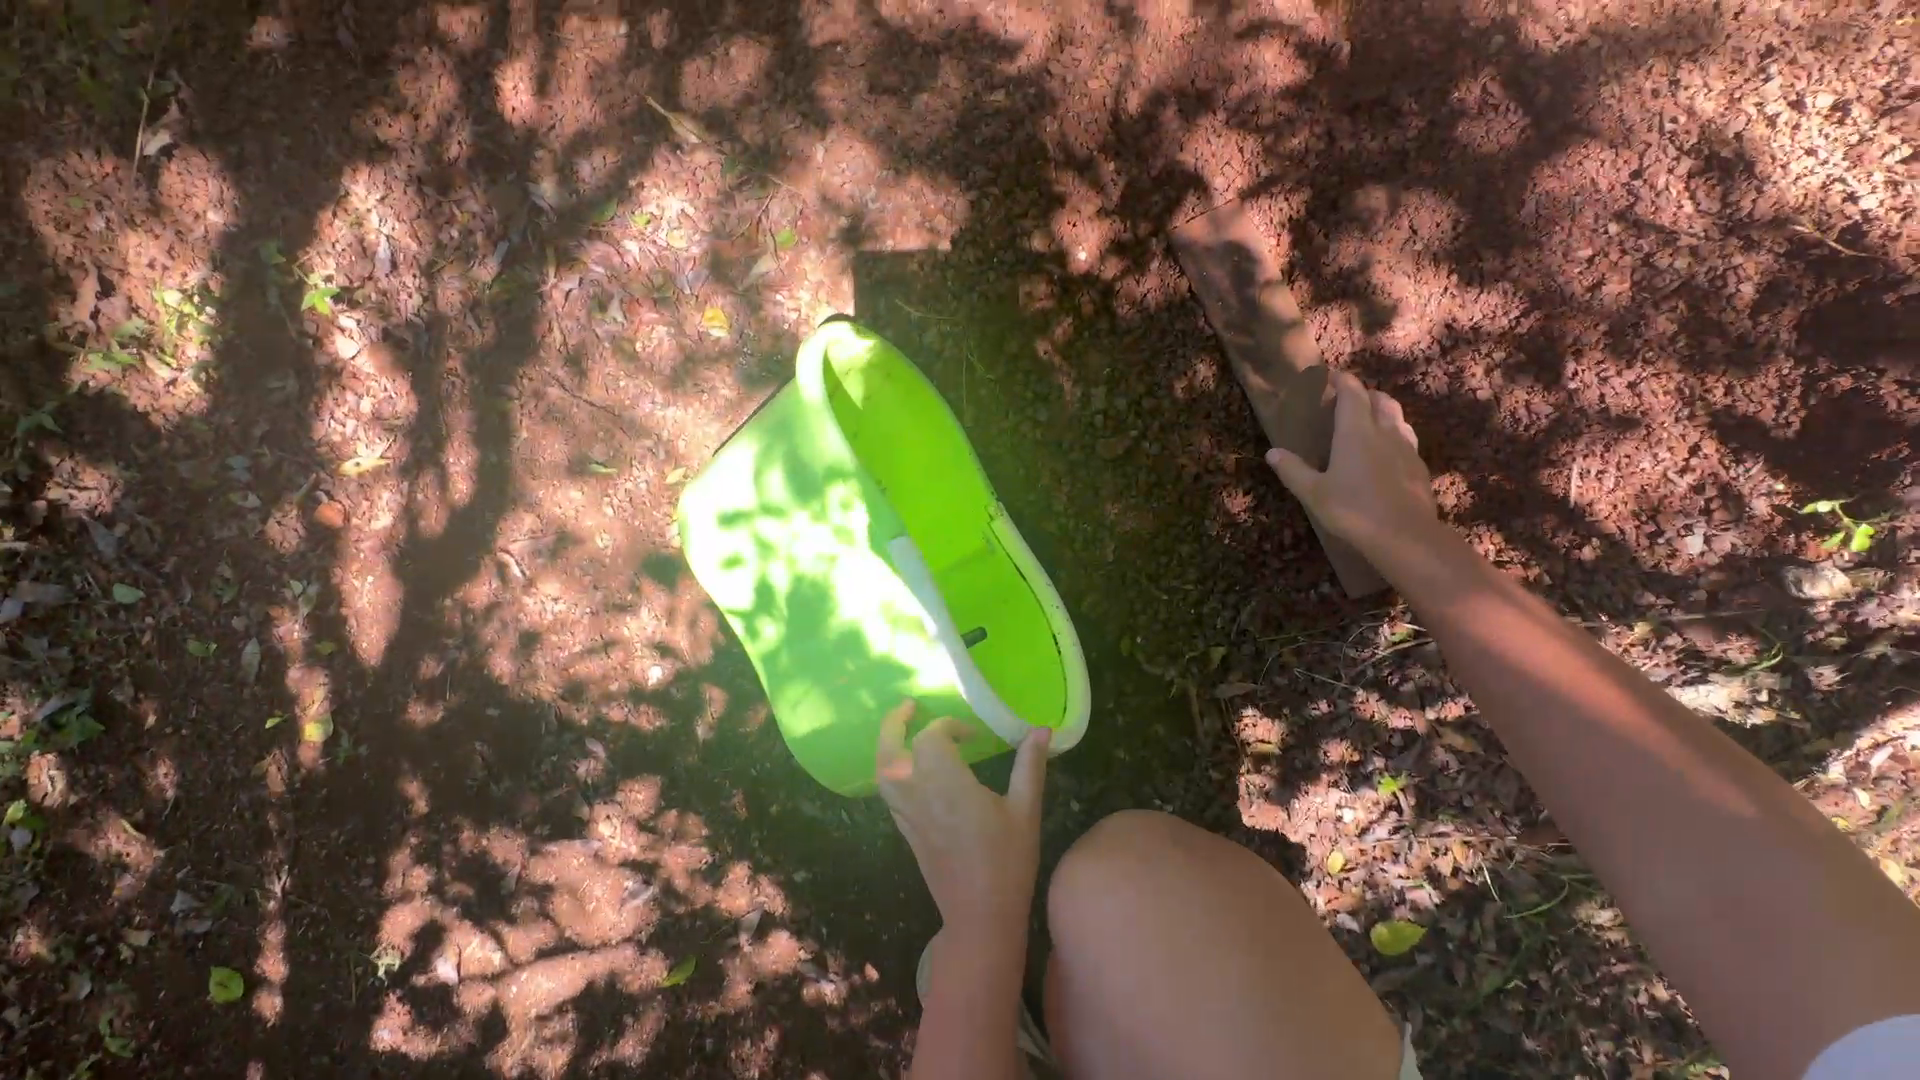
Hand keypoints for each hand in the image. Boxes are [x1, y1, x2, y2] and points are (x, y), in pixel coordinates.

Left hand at [877, 701, 1049, 937]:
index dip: (949, 726)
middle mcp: (919, 794)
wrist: (980, 914)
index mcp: (948, 784)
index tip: (973, 736)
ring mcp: (907, 814)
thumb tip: (1041, 729)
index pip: (932, 737)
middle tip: (909, 706)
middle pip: (892, 748)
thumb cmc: (1008, 861)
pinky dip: (890, 770)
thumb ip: (1029, 766)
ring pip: (882, 771)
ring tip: (901, 731)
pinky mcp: (905, 830)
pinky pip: (887, 791)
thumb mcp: (1025, 811)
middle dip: (896, 723)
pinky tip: (907, 768)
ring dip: (887, 745)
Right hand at [1267, 370, 1435, 552]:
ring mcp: (1406, 448)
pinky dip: (1394, 435)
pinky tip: (1387, 452)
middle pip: (1379, 399)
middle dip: (1364, 394)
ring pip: (1397, 417)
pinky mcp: (1419, 466)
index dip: (1342, 380)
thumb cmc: (1352, 510)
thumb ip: (1293, 470)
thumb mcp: (1313, 493)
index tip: (1331, 375)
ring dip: (1383, 411)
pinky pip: (1407, 439)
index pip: (1352, 392)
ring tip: (1369, 421)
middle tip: (1348, 400)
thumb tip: (1272, 452)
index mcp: (1355, 431)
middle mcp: (1384, 431)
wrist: (1404, 536)